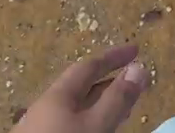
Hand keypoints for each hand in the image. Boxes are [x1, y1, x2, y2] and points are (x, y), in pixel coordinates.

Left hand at [10, 44, 150, 132]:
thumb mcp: (97, 126)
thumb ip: (118, 97)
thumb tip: (139, 67)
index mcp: (55, 97)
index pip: (88, 66)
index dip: (114, 57)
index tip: (136, 51)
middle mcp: (41, 111)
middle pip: (78, 89)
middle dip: (108, 82)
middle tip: (133, 82)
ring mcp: (35, 132)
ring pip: (72, 111)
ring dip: (99, 106)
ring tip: (121, 111)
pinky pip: (65, 127)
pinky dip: (86, 123)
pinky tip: (95, 132)